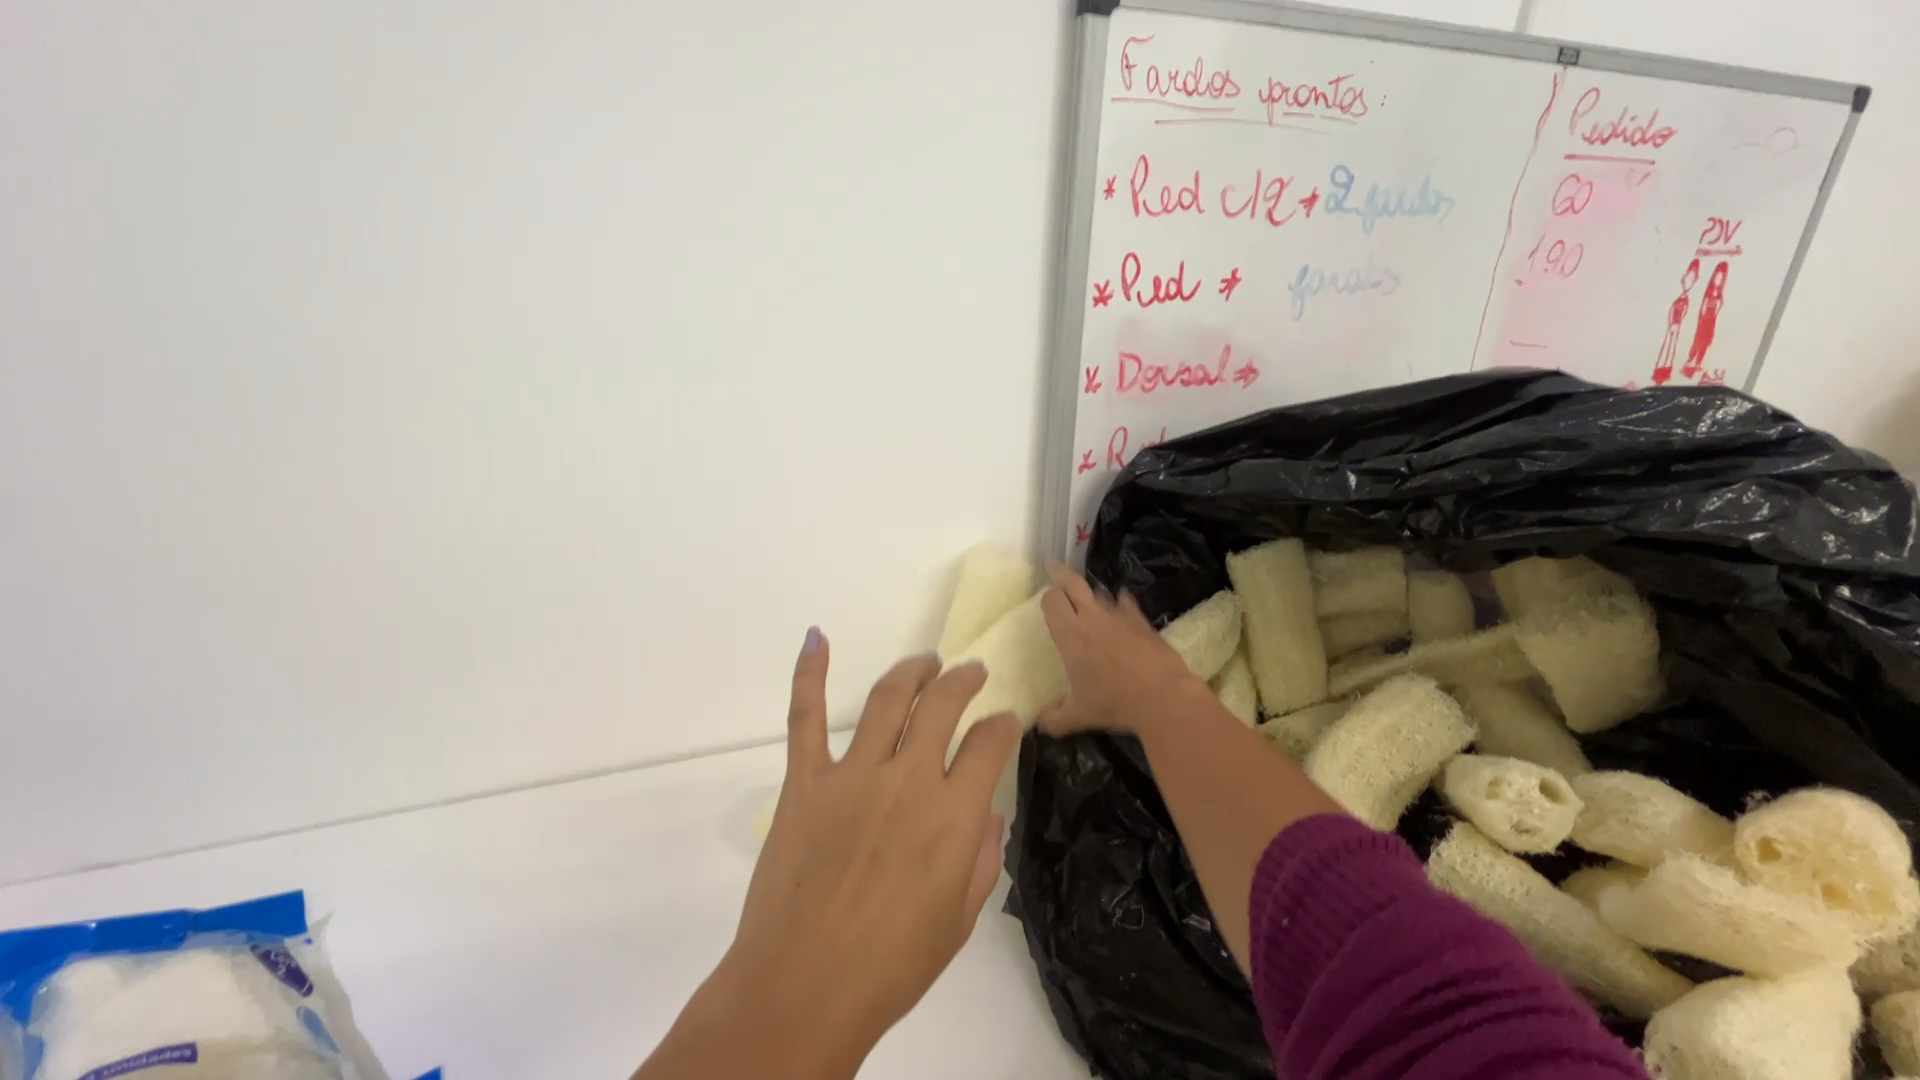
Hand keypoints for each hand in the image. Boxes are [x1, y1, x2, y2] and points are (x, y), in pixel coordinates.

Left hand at [705, 631, 1020, 1074]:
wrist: (803, 988)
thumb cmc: (890, 967)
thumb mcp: (957, 921)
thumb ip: (980, 859)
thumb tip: (986, 813)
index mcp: (954, 814)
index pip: (990, 744)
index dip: (1003, 725)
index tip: (1005, 721)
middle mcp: (908, 779)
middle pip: (944, 706)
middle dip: (965, 681)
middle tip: (972, 672)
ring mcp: (852, 774)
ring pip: (889, 700)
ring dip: (913, 671)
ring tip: (926, 662)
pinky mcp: (805, 780)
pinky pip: (806, 716)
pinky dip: (810, 674)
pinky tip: (816, 639)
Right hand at [1039, 561, 1211, 736]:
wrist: (1163, 697)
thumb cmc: (1114, 703)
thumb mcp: (1079, 716)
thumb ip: (1055, 718)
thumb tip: (1040, 725)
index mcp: (1070, 636)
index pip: (1052, 601)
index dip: (1047, 598)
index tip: (1045, 599)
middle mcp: (1092, 619)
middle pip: (1073, 584)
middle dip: (1061, 573)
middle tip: (1053, 566)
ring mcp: (1120, 618)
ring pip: (1101, 593)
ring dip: (1092, 593)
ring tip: (1089, 595)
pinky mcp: (1143, 623)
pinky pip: (1127, 605)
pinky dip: (1122, 602)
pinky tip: (1123, 601)